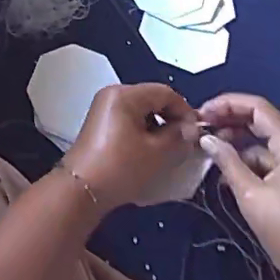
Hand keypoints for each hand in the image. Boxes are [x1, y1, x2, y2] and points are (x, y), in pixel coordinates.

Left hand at [61, 83, 199, 210]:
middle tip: (185, 142)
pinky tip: (149, 150)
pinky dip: (143, 130)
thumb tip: (192, 128)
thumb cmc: (121, 167)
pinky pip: (129, 118)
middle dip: (171, 118)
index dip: (185, 111)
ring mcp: (104, 107)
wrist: (83, 188)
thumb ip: (180, 136)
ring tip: (168, 149)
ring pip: (141, 109)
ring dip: (158, 126)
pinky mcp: (101, 121)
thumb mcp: (158, 152)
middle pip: (152, 98)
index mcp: (124, 94)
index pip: (165, 92)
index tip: (196, 132)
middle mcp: (112, 94)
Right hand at [197, 94, 279, 279]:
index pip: (258, 109)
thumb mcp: (251, 198)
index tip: (201, 114)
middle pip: (263, 121)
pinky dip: (252, 160)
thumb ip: (227, 162)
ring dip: (239, 143)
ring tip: (210, 151)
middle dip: (230, 122)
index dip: (226, 105)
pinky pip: (274, 159)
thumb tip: (206, 138)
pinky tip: (231, 171)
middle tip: (200, 130)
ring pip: (266, 142)